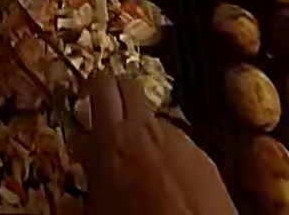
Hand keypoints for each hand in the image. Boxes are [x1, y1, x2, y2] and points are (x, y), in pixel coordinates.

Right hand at [76, 72, 235, 214]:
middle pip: (129, 88)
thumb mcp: (97, 210)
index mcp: (114, 139)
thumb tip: (85, 154)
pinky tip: (165, 181)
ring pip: (154, 118)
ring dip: (142, 129)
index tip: (86, 94)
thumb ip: (90, 173)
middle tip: (106, 117)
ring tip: (135, 160)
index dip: (94, 85)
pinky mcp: (202, 155)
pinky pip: (177, 142)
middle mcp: (147, 128)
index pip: (102, 85)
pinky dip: (166, 151)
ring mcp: (178, 138)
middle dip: (117, 96)